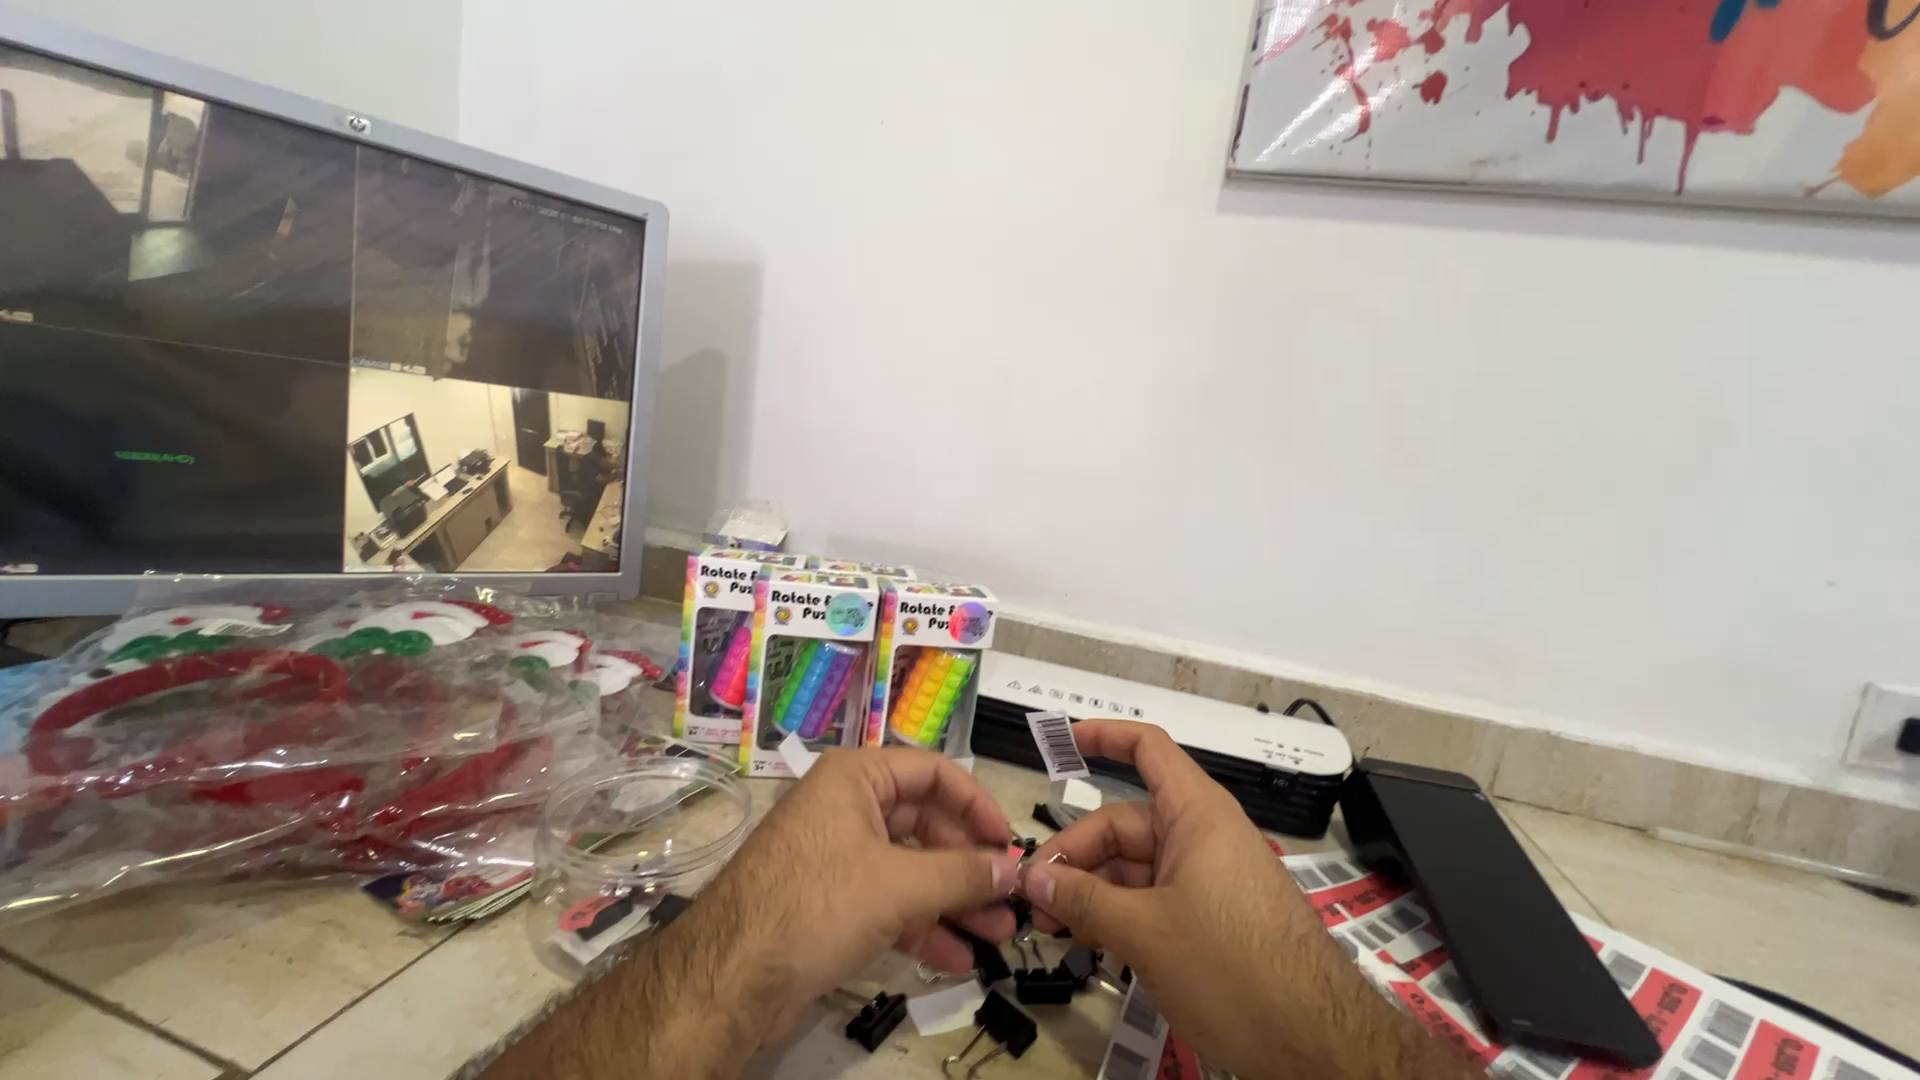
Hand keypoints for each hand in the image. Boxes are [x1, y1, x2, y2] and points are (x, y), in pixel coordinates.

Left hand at [703, 746, 1023, 1032]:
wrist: (730, 979)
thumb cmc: (817, 906)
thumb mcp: (899, 886)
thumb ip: (962, 874)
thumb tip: (1013, 868)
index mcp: (856, 777)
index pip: (934, 773)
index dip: (977, 805)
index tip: (1009, 843)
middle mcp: (848, 806)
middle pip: (926, 824)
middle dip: (969, 865)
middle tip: (1010, 898)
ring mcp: (839, 855)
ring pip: (911, 868)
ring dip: (954, 900)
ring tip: (998, 935)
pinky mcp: (832, 900)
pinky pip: (889, 901)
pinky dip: (922, 925)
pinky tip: (956, 958)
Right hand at [1022, 721, 1479, 1079]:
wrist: (1319, 1046)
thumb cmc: (1232, 967)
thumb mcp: (1145, 932)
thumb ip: (1082, 902)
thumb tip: (1031, 881)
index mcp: (1196, 813)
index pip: (1148, 748)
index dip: (1104, 736)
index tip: (1062, 740)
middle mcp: (1202, 836)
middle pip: (1125, 822)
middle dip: (1076, 854)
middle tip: (1032, 894)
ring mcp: (1208, 880)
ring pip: (1134, 866)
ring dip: (1091, 891)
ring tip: (1049, 926)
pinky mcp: (1211, 919)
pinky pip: (1153, 899)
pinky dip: (1118, 913)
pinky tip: (1087, 941)